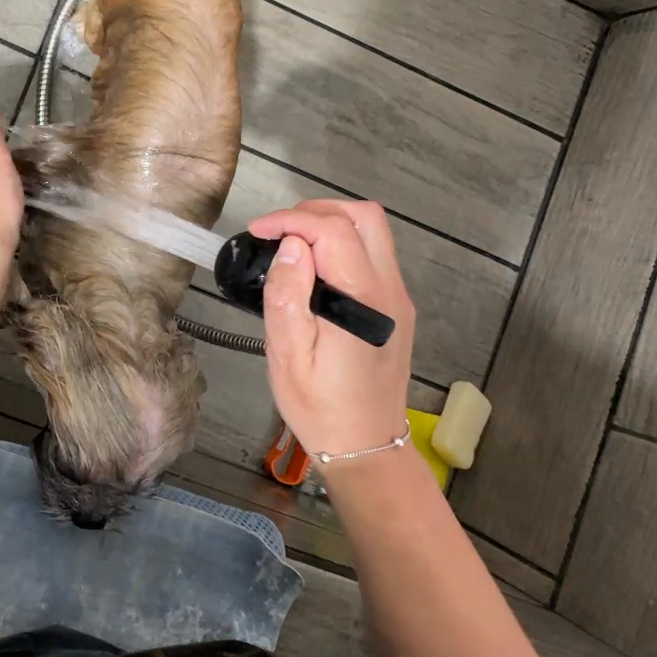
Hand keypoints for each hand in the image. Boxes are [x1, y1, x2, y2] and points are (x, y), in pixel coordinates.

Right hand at [250, 200, 415, 457]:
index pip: (332, 230)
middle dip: (317, 210)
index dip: (291, 219)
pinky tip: (312, 267)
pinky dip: (341, 243)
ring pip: (373, 232)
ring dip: (331, 224)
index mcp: (362, 300)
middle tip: (278, 231)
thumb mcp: (287, 353)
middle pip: (365, 217)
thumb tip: (291, 246)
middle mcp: (389, 290)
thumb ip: (288, 294)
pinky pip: (372, 254)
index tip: (258, 232)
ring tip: (291, 244)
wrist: (364, 446)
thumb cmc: (318, 405)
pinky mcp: (396, 307)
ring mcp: (398, 297)